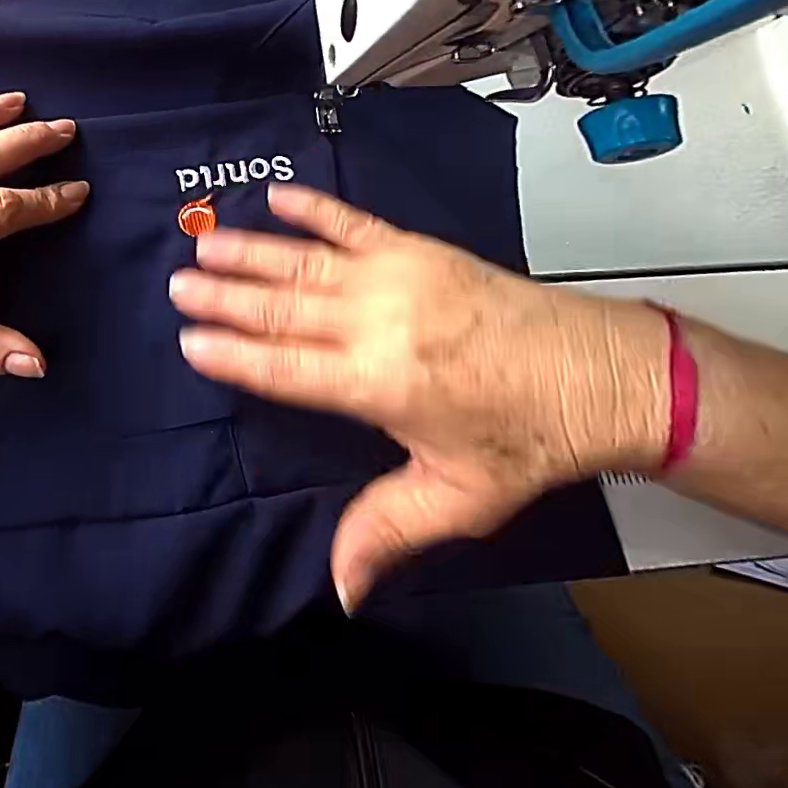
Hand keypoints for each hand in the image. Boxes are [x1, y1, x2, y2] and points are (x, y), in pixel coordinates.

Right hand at [168, 184, 668, 609]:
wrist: (610, 376)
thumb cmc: (527, 439)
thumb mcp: (459, 498)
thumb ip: (387, 531)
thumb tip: (340, 590)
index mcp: (380, 384)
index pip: (284, 368)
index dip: (233, 356)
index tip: (190, 342)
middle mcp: (378, 325)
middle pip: (281, 310)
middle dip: (224, 299)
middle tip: (178, 287)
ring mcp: (396, 279)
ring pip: (303, 264)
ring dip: (250, 254)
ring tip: (205, 246)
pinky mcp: (417, 250)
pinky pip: (352, 223)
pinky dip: (313, 209)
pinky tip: (276, 197)